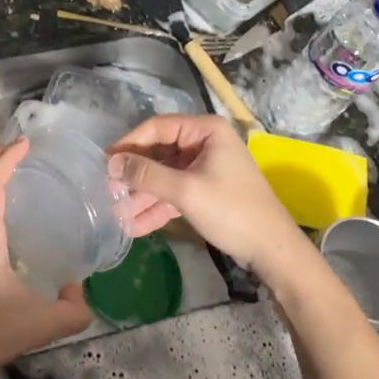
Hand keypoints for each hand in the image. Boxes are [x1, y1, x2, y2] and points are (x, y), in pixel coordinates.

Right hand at [108, 114, 311, 277]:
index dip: (130, 144)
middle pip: (159, 152)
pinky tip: (135, 226)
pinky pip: (175, 193)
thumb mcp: (186, 191)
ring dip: (143, 195)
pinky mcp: (205, 191)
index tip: (105, 162)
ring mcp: (205, 167)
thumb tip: (111, 162)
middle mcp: (204, 143)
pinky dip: (157, 207)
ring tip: (117, 214)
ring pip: (165, 176)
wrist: (273, 250)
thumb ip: (147, 175)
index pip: (158, 127)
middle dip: (135, 175)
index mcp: (205, 130)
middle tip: (108, 191)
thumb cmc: (232, 211)